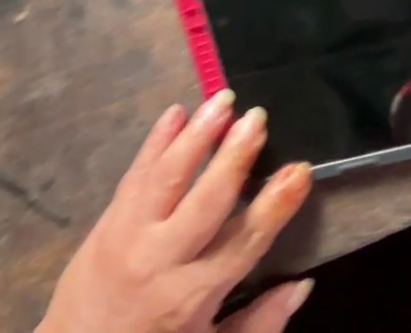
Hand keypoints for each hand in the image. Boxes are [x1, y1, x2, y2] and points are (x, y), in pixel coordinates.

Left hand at [38, 91, 314, 332]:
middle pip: (204, 199)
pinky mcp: (108, 217)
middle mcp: (161, 258)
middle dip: (233, 156)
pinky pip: (136, 172)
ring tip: (221, 100)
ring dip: (196, 134)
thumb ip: (260, 322)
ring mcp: (129, 232)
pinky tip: (175, 113)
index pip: (242, 241)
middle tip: (257, 117)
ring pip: (167, 175)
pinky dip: (155, 140)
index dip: (274, 205)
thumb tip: (302, 283)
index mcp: (193, 295)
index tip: (298, 170)